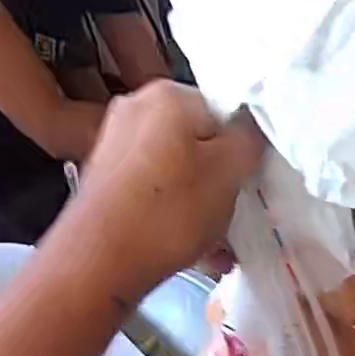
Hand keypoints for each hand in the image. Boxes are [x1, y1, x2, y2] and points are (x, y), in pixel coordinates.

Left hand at [47, 82, 263, 295]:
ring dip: (206, 208)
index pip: (224, 114)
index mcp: (169, 96)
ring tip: (220, 245)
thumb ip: (248, 143)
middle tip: (236, 217)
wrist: (103, 259)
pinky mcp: (111, 182)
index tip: (250, 184)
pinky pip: (160, 195)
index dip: (243, 151)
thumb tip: (251, 129)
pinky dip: (181, 218)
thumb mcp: (227, 174)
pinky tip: (197, 250)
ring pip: (182, 174)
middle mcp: (137, 110)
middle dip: (223, 183)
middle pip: (201, 145)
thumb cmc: (170, 213)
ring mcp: (119, 146)